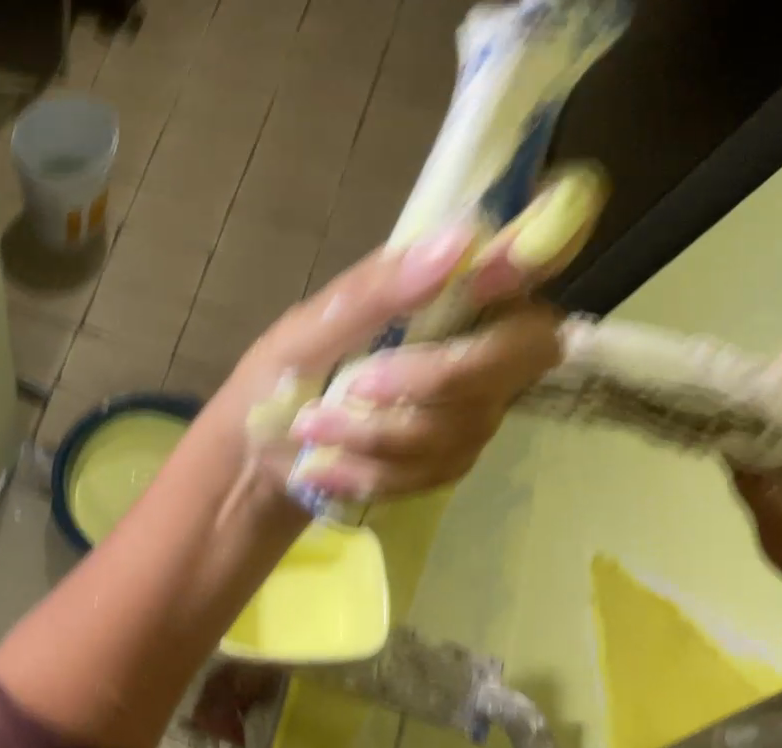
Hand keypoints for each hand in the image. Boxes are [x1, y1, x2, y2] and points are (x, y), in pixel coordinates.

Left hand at [228, 168, 602, 503]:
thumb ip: (374, 293)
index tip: (492, 278)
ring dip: (373, 433)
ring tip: (309, 428)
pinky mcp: (447, 461)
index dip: (530, 262)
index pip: (525, 261)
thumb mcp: (304, 336)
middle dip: (438, 377)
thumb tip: (459, 241)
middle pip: (523, 351)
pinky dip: (369, 472)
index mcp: (438, 294)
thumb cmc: (276, 384)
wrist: (252, 463)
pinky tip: (324, 469)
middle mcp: (473, 344)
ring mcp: (468, 408)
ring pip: (464, 423)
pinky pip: (433, 471)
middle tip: (357, 388)